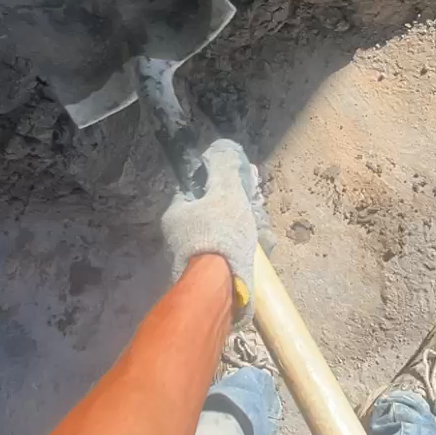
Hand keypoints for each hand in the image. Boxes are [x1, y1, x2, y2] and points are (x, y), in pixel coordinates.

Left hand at [159, 138, 265, 295]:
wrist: (220, 288)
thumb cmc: (220, 234)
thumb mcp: (226, 193)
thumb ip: (224, 169)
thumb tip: (222, 147)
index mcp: (176, 214)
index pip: (192, 190)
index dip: (214, 184)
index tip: (235, 187)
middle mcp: (176, 237)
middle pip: (206, 215)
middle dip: (230, 211)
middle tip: (253, 212)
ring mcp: (189, 260)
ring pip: (216, 237)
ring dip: (238, 233)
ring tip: (260, 236)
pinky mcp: (204, 277)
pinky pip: (222, 256)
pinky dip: (237, 252)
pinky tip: (254, 254)